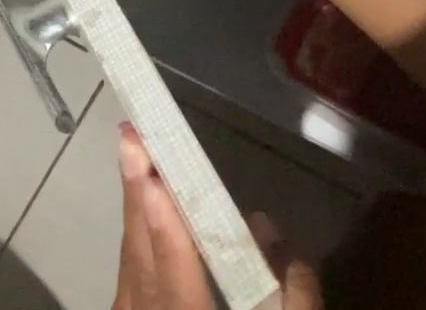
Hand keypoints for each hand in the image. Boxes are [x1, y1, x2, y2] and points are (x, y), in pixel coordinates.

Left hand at [113, 124, 321, 309]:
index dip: (165, 231)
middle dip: (135, 192)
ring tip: (138, 150)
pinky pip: (133, 272)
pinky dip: (141, 234)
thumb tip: (267, 228)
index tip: (150, 180)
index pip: (175, 280)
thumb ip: (295, 297)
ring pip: (130, 260)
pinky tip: (148, 205)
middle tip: (131, 132)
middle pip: (139, 257)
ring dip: (134, 206)